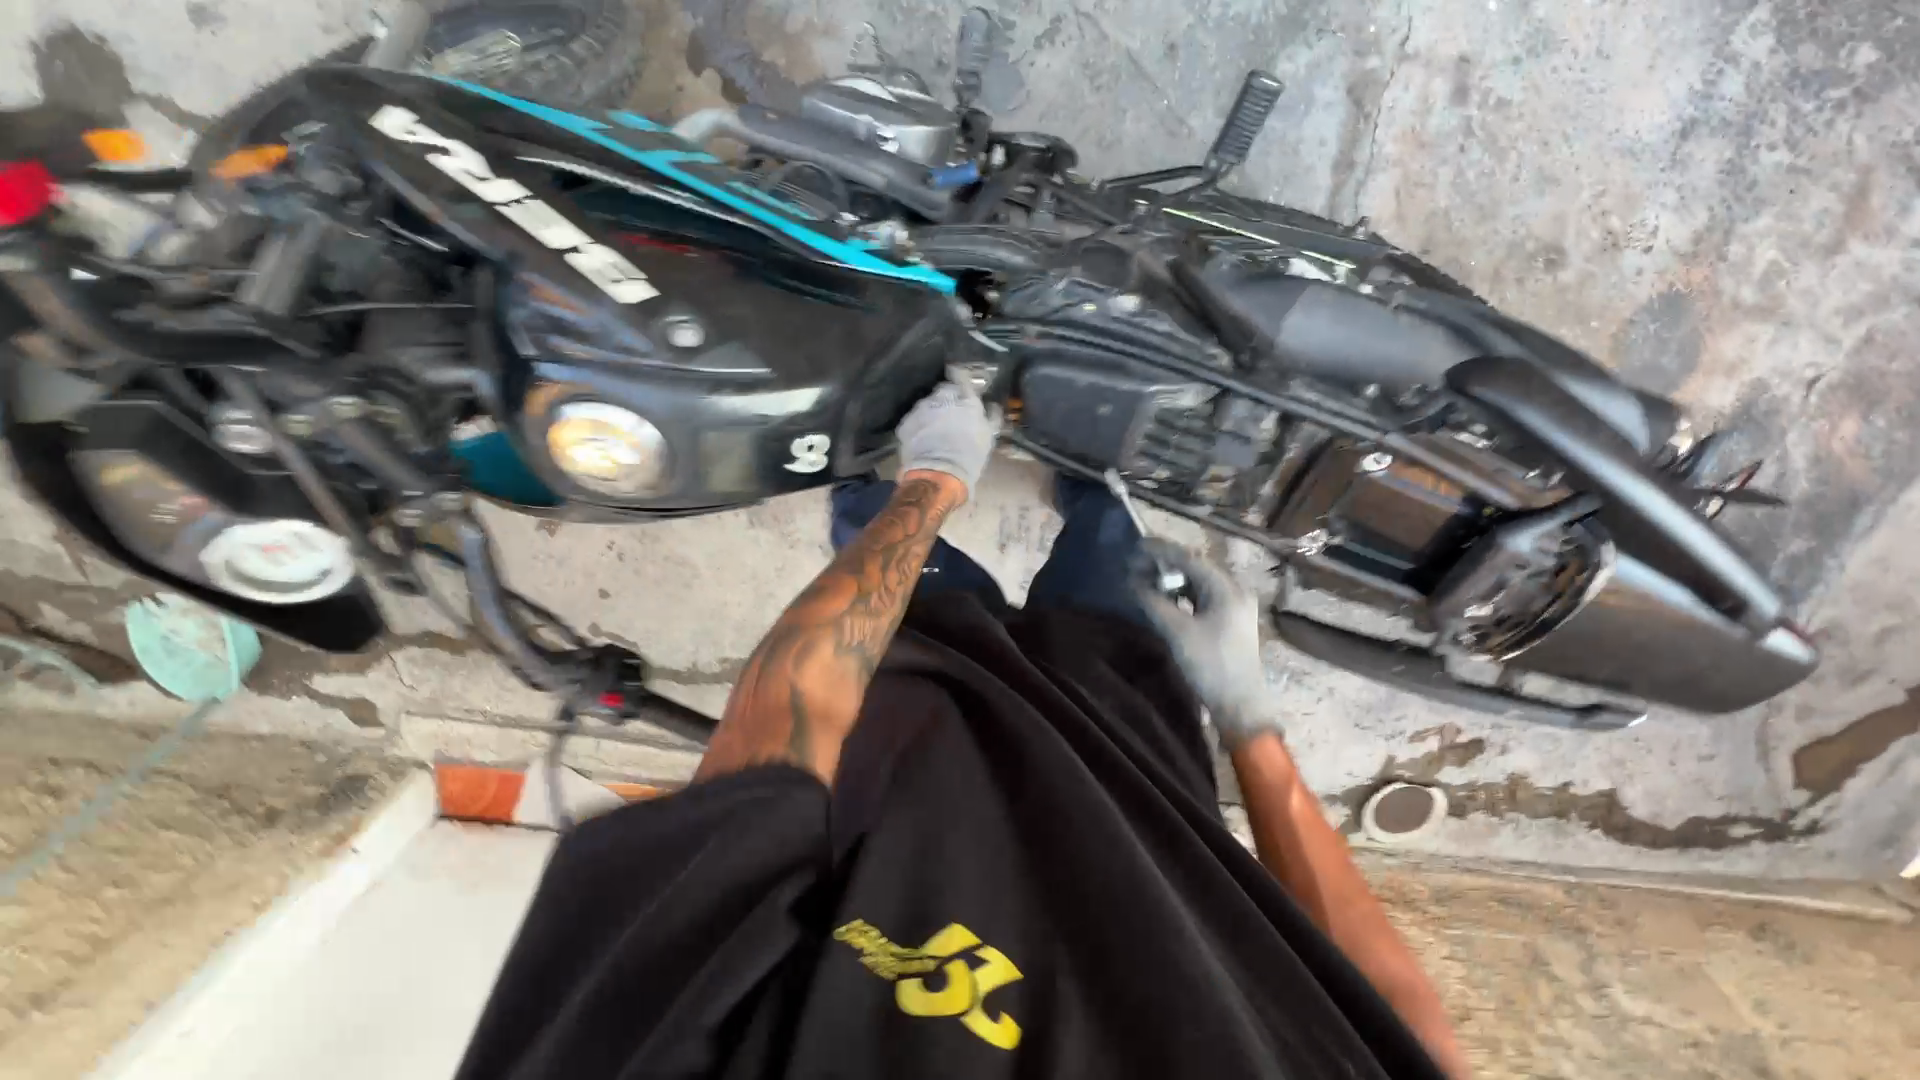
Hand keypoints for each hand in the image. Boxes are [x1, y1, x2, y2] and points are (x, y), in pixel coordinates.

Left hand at [895, 377, 997, 498]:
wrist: (938, 474)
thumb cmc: (970, 456)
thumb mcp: (988, 436)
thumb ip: (991, 417)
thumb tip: (992, 406)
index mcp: (965, 399)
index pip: (962, 378)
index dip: (960, 376)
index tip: (958, 375)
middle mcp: (942, 398)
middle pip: (943, 390)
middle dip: (947, 398)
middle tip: (951, 413)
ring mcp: (921, 409)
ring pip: (927, 404)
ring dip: (932, 411)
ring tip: (935, 429)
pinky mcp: (906, 422)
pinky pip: (914, 419)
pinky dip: (918, 425)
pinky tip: (922, 439)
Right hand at [1134, 538, 1274, 747]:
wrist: (1240, 705)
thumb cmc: (1211, 666)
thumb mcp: (1177, 632)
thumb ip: (1154, 602)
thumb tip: (1132, 581)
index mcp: (1227, 589)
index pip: (1190, 559)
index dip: (1160, 550)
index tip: (1136, 545)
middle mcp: (1234, 591)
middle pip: (1195, 568)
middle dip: (1164, 564)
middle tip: (1135, 563)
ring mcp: (1233, 607)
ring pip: (1197, 583)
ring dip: (1171, 579)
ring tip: (1144, 578)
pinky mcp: (1228, 621)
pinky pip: (1201, 598)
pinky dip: (1181, 595)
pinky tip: (1163, 597)